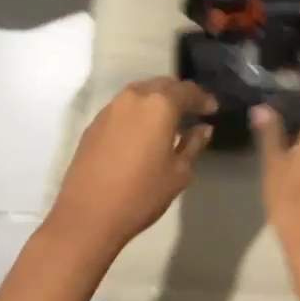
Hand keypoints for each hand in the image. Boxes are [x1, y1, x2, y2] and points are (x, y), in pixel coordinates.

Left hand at [49, 78, 215, 251]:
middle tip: (192, 111)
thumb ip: (193, 145)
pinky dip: (138, 111)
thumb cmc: (141, 194)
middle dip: (180, 95)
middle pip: (163, 85)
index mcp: (160, 105)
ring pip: (141, 92)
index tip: (212, 109)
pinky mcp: (94, 123)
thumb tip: (203, 128)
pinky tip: (142, 132)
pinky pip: (123, 106)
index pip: (188, 90)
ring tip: (167, 121)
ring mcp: (111, 108)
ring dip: (157, 100)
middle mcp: (134, 97)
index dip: (203, 98)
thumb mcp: (178, 173)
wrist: (87, 216)